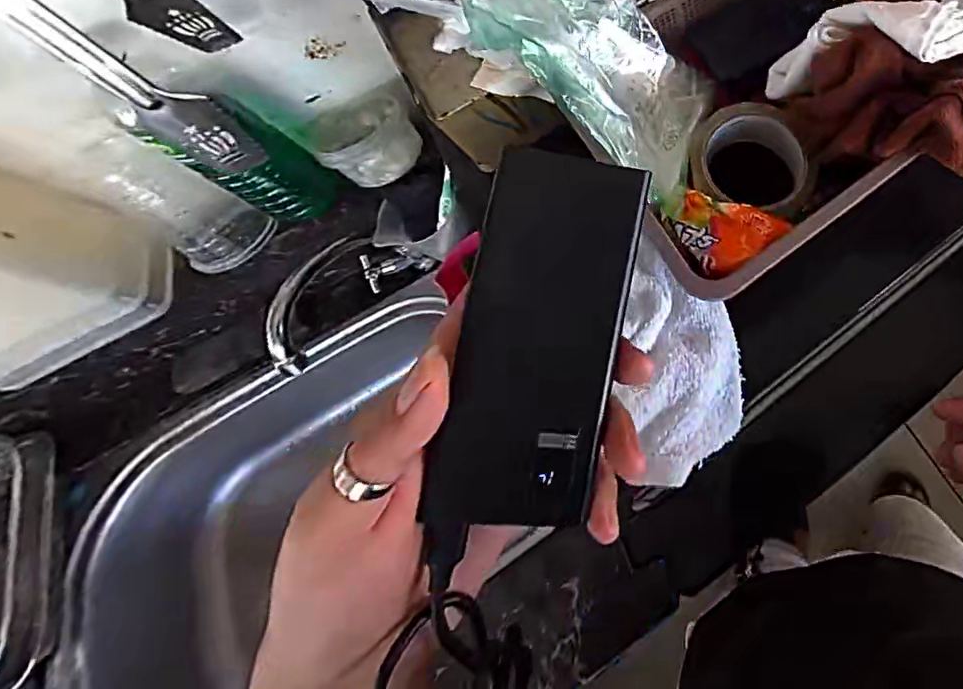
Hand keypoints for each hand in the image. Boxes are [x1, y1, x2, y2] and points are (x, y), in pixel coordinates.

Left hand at [249, 293, 653, 688]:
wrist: (356, 663)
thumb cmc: (329, 578)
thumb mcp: (344, 508)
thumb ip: (391, 441)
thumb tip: (435, 370)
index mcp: (422, 410)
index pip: (472, 345)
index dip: (519, 316)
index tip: (572, 308)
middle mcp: (468, 423)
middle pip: (541, 377)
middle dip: (596, 370)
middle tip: (634, 372)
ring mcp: (499, 459)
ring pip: (567, 424)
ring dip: (608, 433)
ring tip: (628, 463)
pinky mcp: (519, 496)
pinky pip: (570, 477)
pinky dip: (597, 489)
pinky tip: (605, 510)